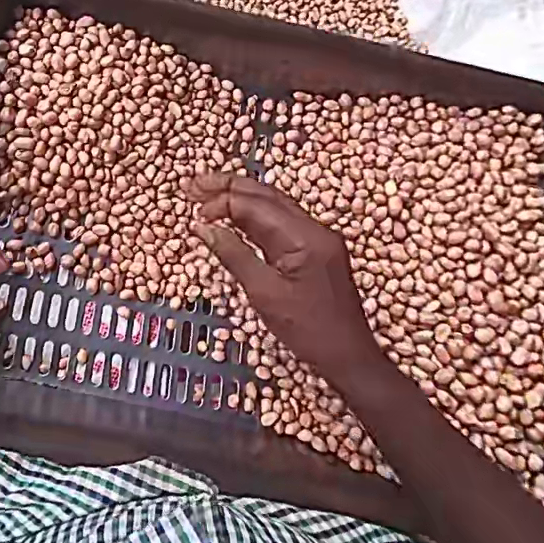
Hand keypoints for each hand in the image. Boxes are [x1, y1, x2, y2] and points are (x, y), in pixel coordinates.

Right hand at [184, 172, 387, 386]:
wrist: (351, 357)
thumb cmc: (310, 331)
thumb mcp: (265, 294)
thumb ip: (233, 255)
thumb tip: (203, 227)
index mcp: (305, 237)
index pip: (255, 206)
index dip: (221, 204)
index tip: (195, 214)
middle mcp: (314, 229)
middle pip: (265, 195)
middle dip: (227, 187)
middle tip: (193, 185)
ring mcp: (317, 237)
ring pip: (272, 205)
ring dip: (239, 198)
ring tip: (206, 193)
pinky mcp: (314, 249)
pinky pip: (278, 223)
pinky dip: (252, 216)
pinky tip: (232, 217)